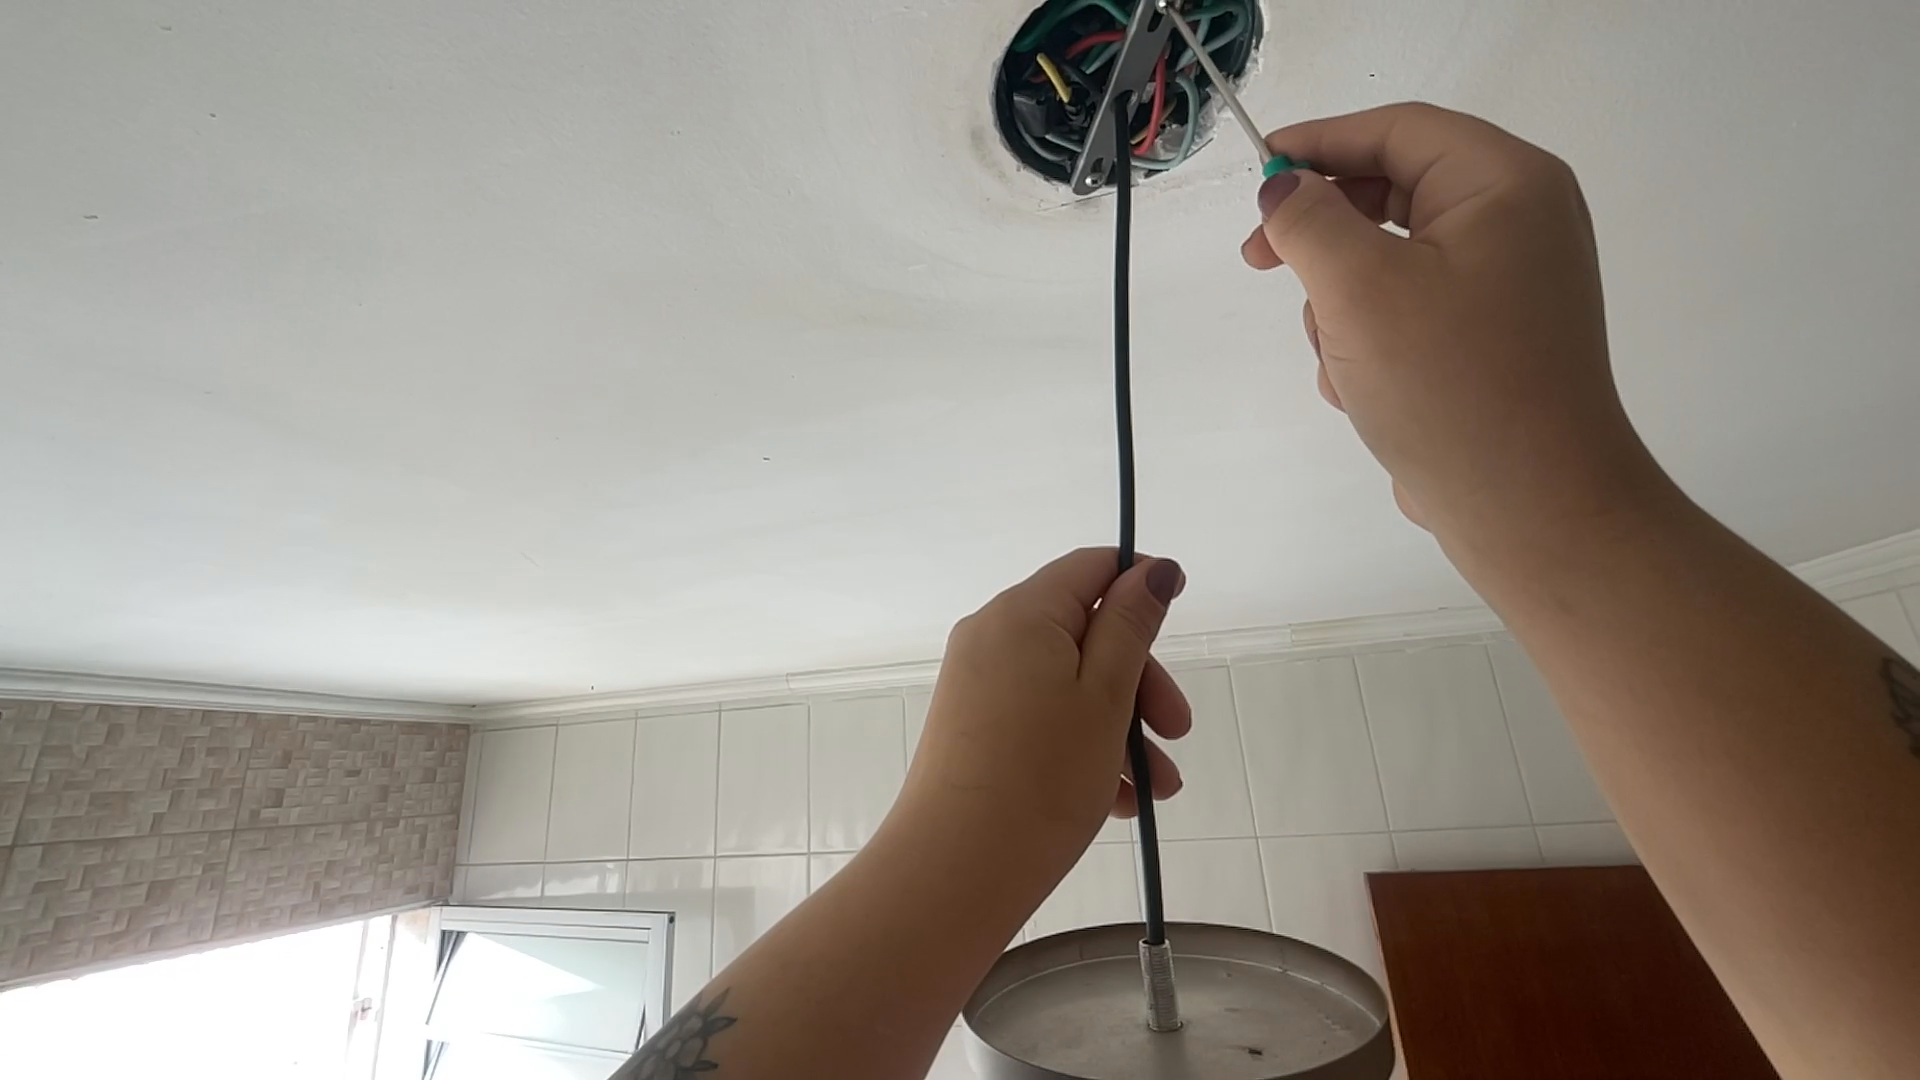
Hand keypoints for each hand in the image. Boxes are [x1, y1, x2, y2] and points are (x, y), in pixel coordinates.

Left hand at [894, 548, 1187, 885]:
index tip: (1179, 604)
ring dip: (1117, 725)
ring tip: (1157, 789)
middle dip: (1138, 679)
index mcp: (1022, 612)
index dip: (1138, 579)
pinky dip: (1080, 744)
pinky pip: (1038, 715)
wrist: (955, 868)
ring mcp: (977, 682)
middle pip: (1082, 632)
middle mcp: (991, 635)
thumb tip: (1150, 568)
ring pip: (1065, 683)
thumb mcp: (1105, 694)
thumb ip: (1131, 625)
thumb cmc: (1043, 775)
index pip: (1089, 566)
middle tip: (1178, 732)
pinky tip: (1117, 799)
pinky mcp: (972, 725)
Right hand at [1242, 103, 1673, 545]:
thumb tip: (1281, 189)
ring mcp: (1496, 288)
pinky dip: (1362, 343)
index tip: (1255, 170)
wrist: (1522, 501)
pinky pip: (1397, 315)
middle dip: (1318, 236)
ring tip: (1340, 363)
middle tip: (1257, 262)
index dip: (1319, 141)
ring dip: (1338, 309)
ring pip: (1381, 266)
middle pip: (1389, 197)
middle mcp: (1510, 225)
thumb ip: (1309, 224)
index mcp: (1503, 187)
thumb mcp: (1360, 290)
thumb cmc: (1446, 382)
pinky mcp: (1475, 342)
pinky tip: (1360, 390)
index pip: (1398, 131)